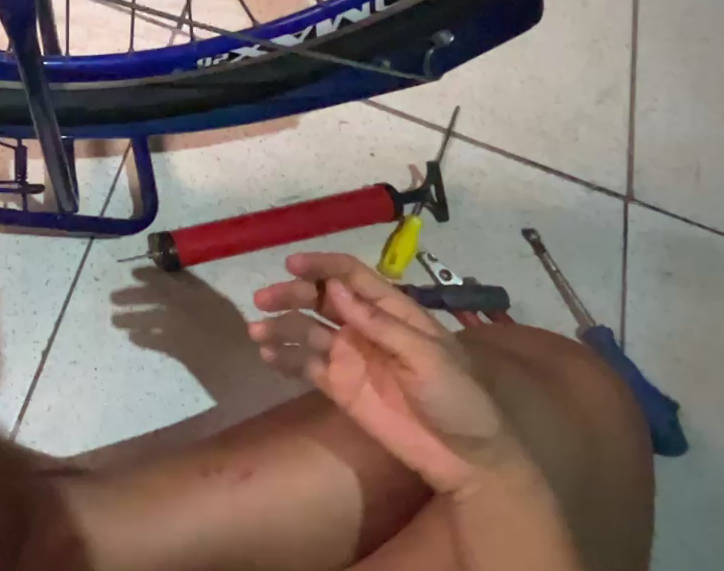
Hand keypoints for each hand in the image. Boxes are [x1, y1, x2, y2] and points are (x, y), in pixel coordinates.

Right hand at [249, 253, 520, 494]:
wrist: (466, 459)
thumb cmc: (458, 399)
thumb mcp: (428, 357)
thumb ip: (379, 324)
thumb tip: (334, 289)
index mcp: (391, 311)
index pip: (350, 276)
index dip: (321, 265)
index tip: (291, 264)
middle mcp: (363, 327)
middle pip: (319, 298)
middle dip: (290, 294)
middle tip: (264, 299)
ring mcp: (348, 355)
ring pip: (305, 329)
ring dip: (280, 327)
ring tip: (257, 333)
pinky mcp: (337, 385)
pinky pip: (304, 364)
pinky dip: (284, 357)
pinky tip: (268, 356)